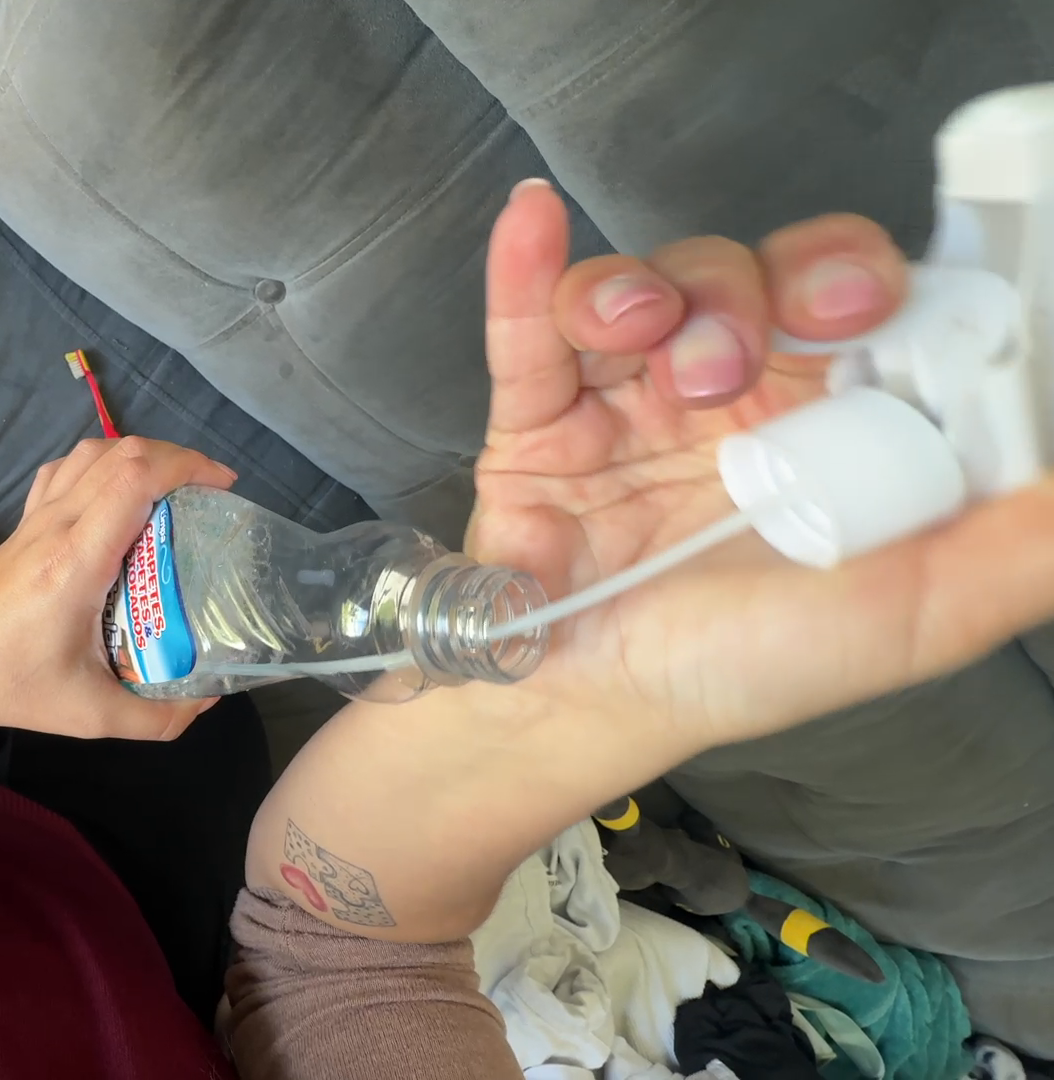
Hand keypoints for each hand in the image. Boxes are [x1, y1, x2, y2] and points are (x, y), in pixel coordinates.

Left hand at [0, 436, 236, 743]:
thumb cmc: (12, 686)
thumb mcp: (91, 716)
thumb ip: (159, 716)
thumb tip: (211, 696)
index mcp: (76, 562)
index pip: (133, 479)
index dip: (186, 467)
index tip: (223, 487)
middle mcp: (56, 525)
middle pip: (121, 454)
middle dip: (177, 458)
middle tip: (211, 491)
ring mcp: (35, 518)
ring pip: (91, 452)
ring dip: (140, 456)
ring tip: (174, 489)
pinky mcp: (23, 522)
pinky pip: (64, 469)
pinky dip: (100, 464)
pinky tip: (116, 492)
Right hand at [470, 180, 1053, 750]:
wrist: (593, 698)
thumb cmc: (739, 661)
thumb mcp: (918, 610)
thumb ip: (1028, 531)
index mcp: (815, 420)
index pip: (848, 301)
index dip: (856, 278)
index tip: (861, 309)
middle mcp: (714, 397)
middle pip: (737, 277)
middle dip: (747, 291)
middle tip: (733, 366)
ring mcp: (615, 403)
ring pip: (634, 293)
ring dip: (644, 292)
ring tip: (645, 346)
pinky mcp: (530, 421)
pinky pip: (524, 335)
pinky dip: (523, 274)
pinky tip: (528, 218)